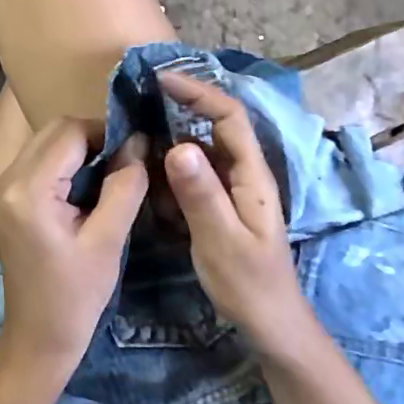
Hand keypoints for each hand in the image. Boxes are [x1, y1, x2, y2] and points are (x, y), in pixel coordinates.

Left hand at [0, 117, 148, 365]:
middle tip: (126, 163)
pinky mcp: (4, 197)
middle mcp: (5, 180)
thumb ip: (125, 185)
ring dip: (80, 151)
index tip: (137, 150)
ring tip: (111, 175)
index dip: (107, 133)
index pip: (70, 132)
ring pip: (46, 143)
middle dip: (94, 139)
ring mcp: (0, 188)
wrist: (38, 336)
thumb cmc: (76, 295)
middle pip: (54, 131)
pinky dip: (66, 165)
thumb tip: (140, 141)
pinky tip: (87, 189)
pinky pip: (38, 162)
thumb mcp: (109, 240)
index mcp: (27, 190)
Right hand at [157, 73, 307, 336]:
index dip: (198, 91)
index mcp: (251, 175)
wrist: (270, 323)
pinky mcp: (219, 208)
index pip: (228, 116)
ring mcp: (231, 191)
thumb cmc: (249, 284)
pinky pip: (192, 179)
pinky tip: (147, 185)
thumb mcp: (221, 240)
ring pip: (198, 154)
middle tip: (135, 108)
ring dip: (168, 145)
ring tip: (133, 146)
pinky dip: (169, 175)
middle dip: (177, 112)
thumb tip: (177, 146)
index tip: (161, 80)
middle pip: (211, 128)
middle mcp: (243, 174)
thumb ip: (201, 194)